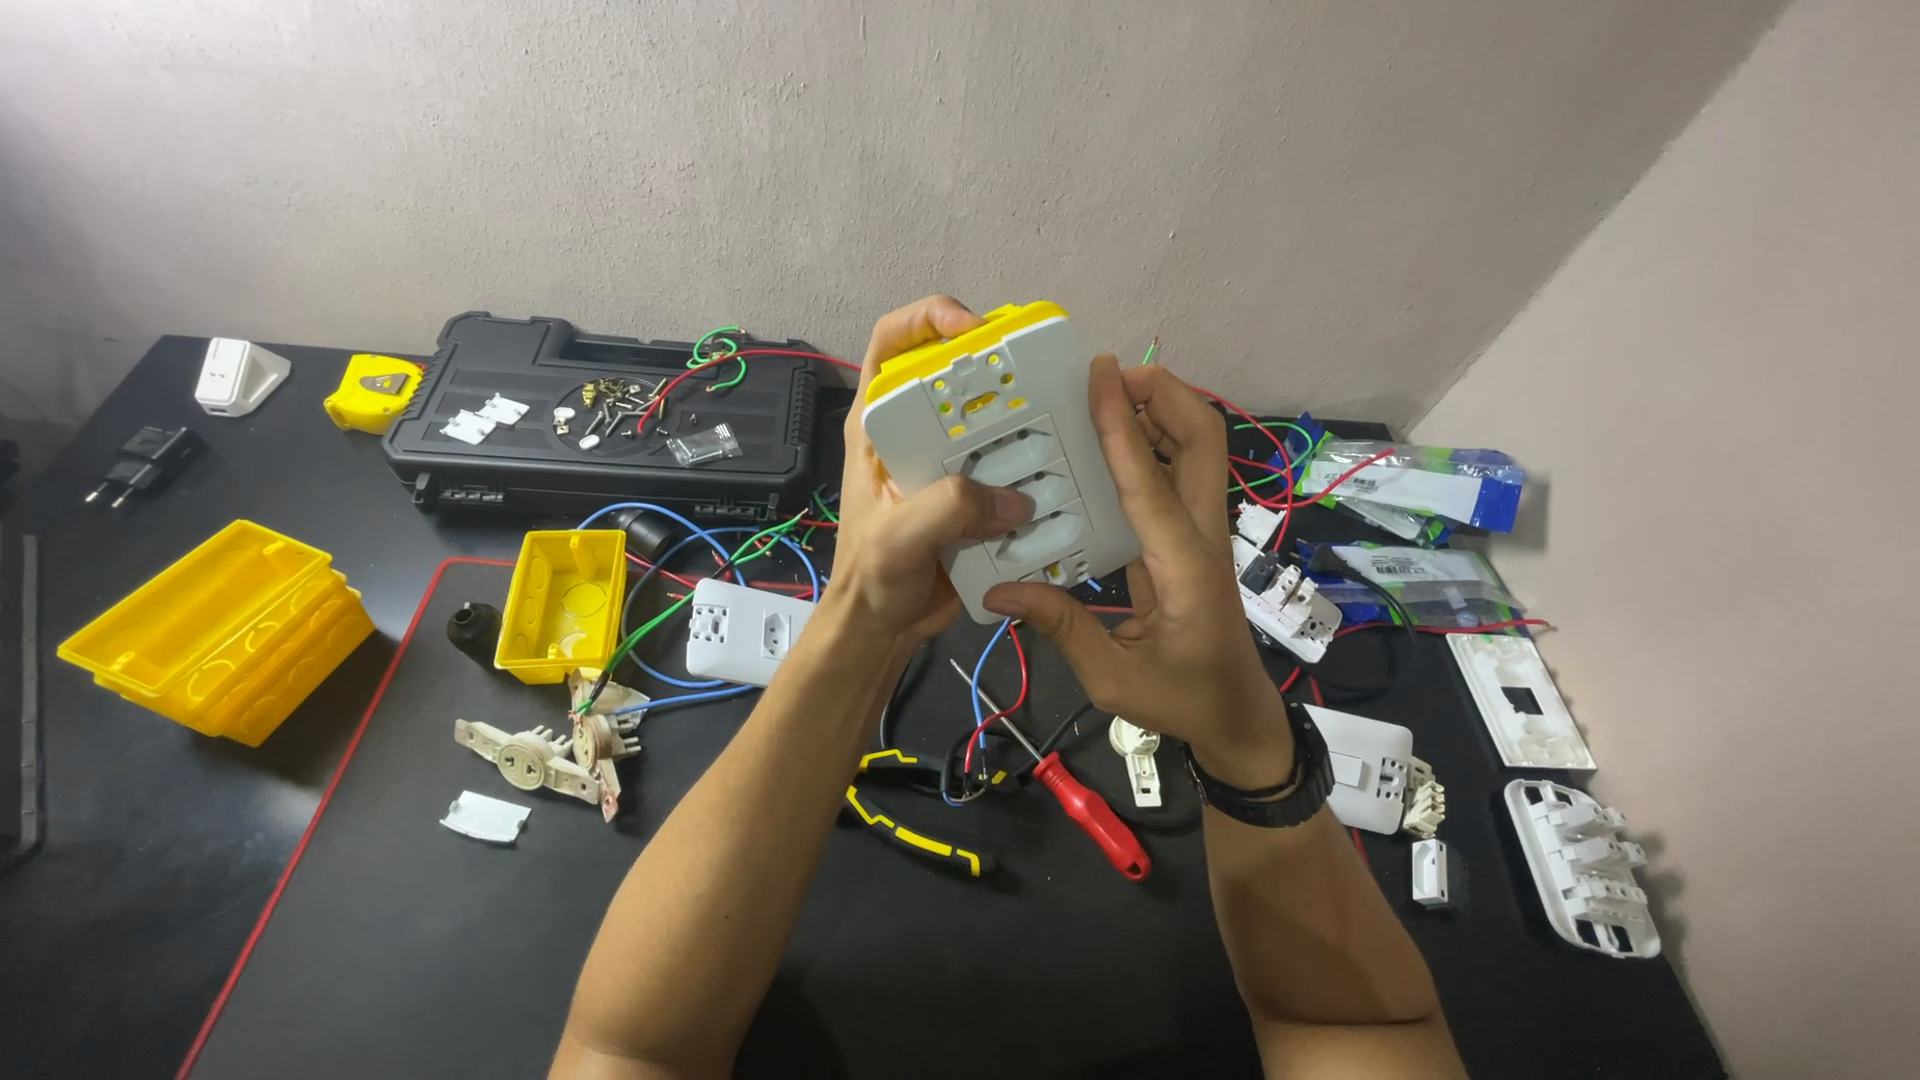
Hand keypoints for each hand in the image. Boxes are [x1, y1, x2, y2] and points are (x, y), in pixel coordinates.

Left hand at [829, 296, 1035, 641]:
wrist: (884, 624)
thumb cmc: (871, 576)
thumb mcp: (898, 538)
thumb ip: (948, 508)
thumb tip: (1016, 500)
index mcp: (879, 425)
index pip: (894, 344)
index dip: (930, 320)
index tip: (973, 328)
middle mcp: (915, 433)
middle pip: (955, 374)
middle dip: (996, 367)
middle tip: (1037, 376)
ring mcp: (947, 462)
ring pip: (989, 418)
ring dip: (1023, 417)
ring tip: (1059, 419)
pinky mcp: (974, 493)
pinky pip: (1009, 463)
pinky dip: (1034, 462)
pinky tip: (1059, 468)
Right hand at [983, 357, 1294, 788]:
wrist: (1237, 716)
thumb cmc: (1183, 700)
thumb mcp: (1113, 678)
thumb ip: (1061, 628)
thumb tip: (999, 591)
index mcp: (1184, 568)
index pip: (1152, 484)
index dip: (1123, 427)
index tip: (1102, 376)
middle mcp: (1202, 537)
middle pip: (1204, 441)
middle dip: (1165, 395)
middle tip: (1111, 373)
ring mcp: (1203, 535)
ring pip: (1200, 451)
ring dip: (1164, 410)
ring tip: (1109, 390)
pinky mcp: (1192, 540)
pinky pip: (1179, 475)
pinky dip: (1153, 443)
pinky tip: (1113, 440)